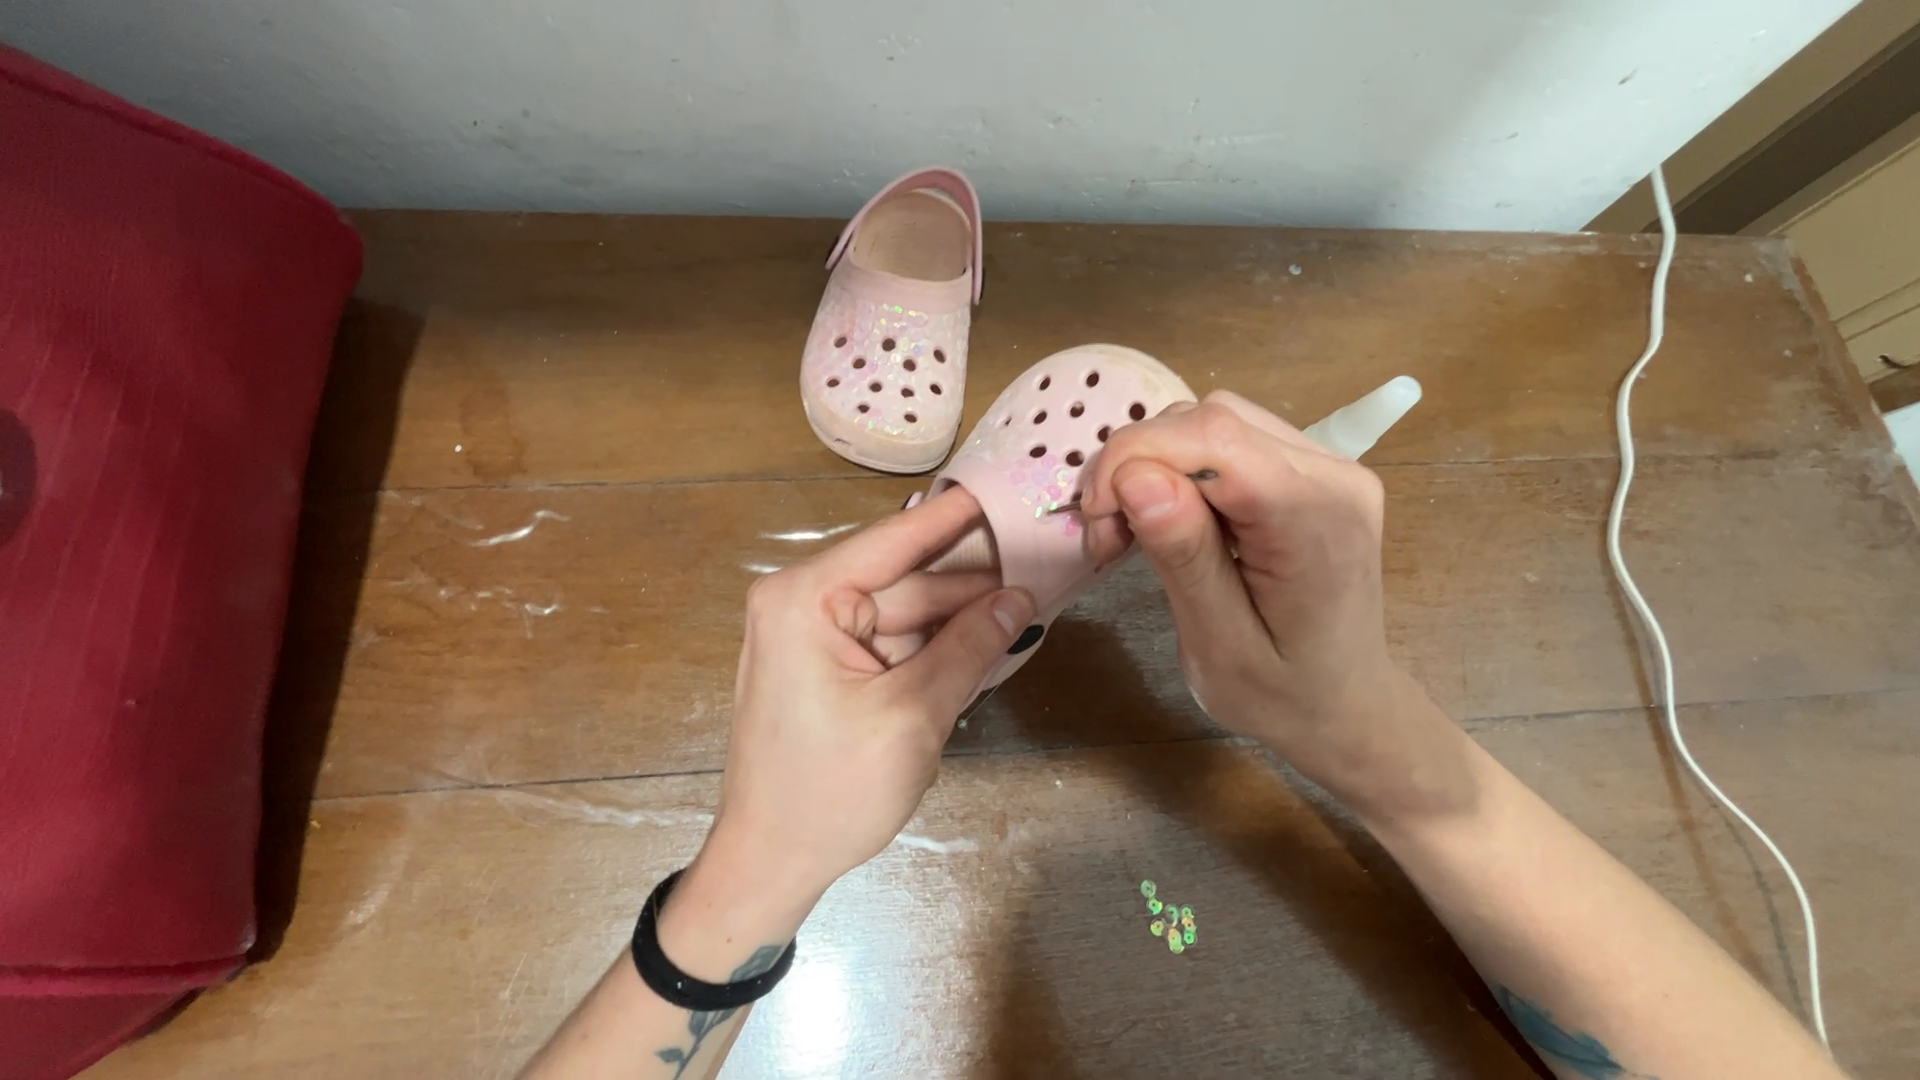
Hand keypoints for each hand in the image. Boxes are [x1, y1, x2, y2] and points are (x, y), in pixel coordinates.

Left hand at [685, 488, 1034, 922]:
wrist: (771, 863)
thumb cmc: (832, 791)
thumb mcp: (913, 715)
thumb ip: (968, 647)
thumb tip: (1021, 598)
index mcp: (805, 598)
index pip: (894, 540)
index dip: (954, 517)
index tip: (1003, 488)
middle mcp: (803, 602)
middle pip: (905, 580)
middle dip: (970, 584)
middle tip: (1040, 564)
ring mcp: (813, 634)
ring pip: (904, 613)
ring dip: (958, 619)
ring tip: (1027, 605)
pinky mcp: (828, 665)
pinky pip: (892, 641)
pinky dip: (934, 647)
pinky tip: (986, 642)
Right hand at [1079, 391, 1463, 817]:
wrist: (1345, 706)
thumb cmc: (1282, 695)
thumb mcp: (1219, 645)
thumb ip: (1184, 557)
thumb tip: (1134, 478)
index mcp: (1317, 518)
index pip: (1213, 439)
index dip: (1136, 459)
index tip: (1097, 522)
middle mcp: (1331, 473)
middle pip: (1209, 421)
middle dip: (1136, 464)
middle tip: (1108, 535)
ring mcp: (1324, 465)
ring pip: (1212, 421)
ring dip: (1153, 464)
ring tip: (1134, 530)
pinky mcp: (1306, 470)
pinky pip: (1226, 440)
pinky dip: (1178, 467)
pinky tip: (1168, 515)